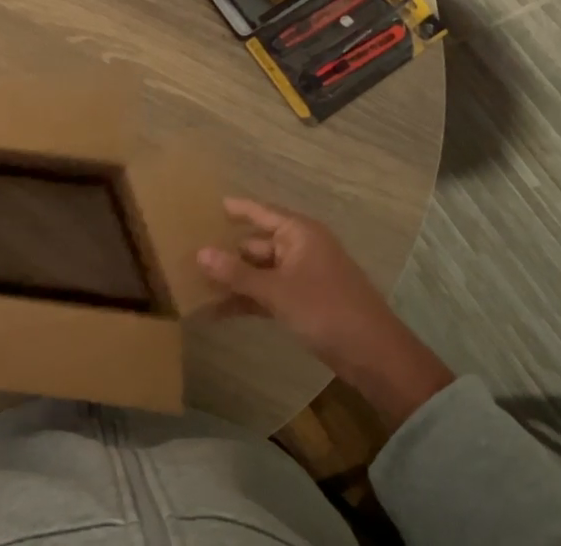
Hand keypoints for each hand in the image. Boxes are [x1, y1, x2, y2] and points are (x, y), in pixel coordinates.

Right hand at [199, 197, 453, 427]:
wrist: (375, 357)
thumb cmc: (327, 310)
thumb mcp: (277, 292)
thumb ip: (237, 274)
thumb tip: (199, 253)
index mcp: (299, 233)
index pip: (260, 212)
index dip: (234, 208)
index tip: (204, 204)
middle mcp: (300, 248)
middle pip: (255, 243)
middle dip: (225, 251)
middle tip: (185, 252)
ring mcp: (301, 277)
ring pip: (258, 271)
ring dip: (232, 280)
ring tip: (193, 284)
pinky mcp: (302, 303)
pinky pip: (266, 293)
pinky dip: (245, 300)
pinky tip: (215, 312)